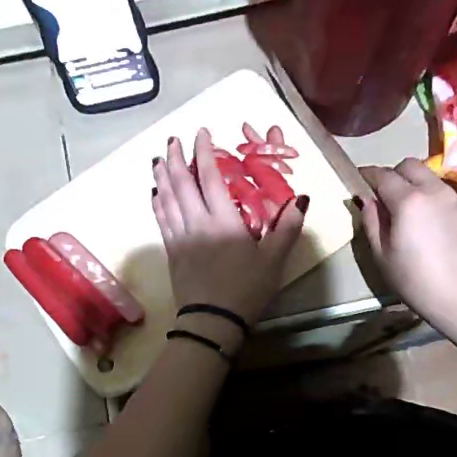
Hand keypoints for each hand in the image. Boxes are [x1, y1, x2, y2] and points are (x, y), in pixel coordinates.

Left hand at [152, 128, 308, 331]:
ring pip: (166, 199)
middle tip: (173, 140)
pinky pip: (161, 219)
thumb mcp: (274, 260)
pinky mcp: (171, 252)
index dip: (205, 153)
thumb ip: (287, 227)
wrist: (211, 322)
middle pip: (182, 184)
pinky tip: (155, 194)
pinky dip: (157, 202)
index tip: (201, 133)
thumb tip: (300, 199)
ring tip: (159, 160)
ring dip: (163, 177)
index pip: (210, 178)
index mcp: (223, 221)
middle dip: (177, 159)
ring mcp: (179, 237)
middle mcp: (196, 223)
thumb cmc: (246, 290)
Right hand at [359, 160, 456, 320]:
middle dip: (392, 174)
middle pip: (409, 165)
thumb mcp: (381, 254)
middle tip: (382, 195)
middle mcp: (433, 190)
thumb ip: (371, 221)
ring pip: (429, 176)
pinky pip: (443, 191)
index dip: (367, 175)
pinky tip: (427, 222)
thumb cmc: (415, 279)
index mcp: (408, 200)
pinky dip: (429, 196)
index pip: (383, 175)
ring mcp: (454, 198)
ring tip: (405, 209)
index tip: (357, 180)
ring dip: (412, 183)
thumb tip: (366, 199)